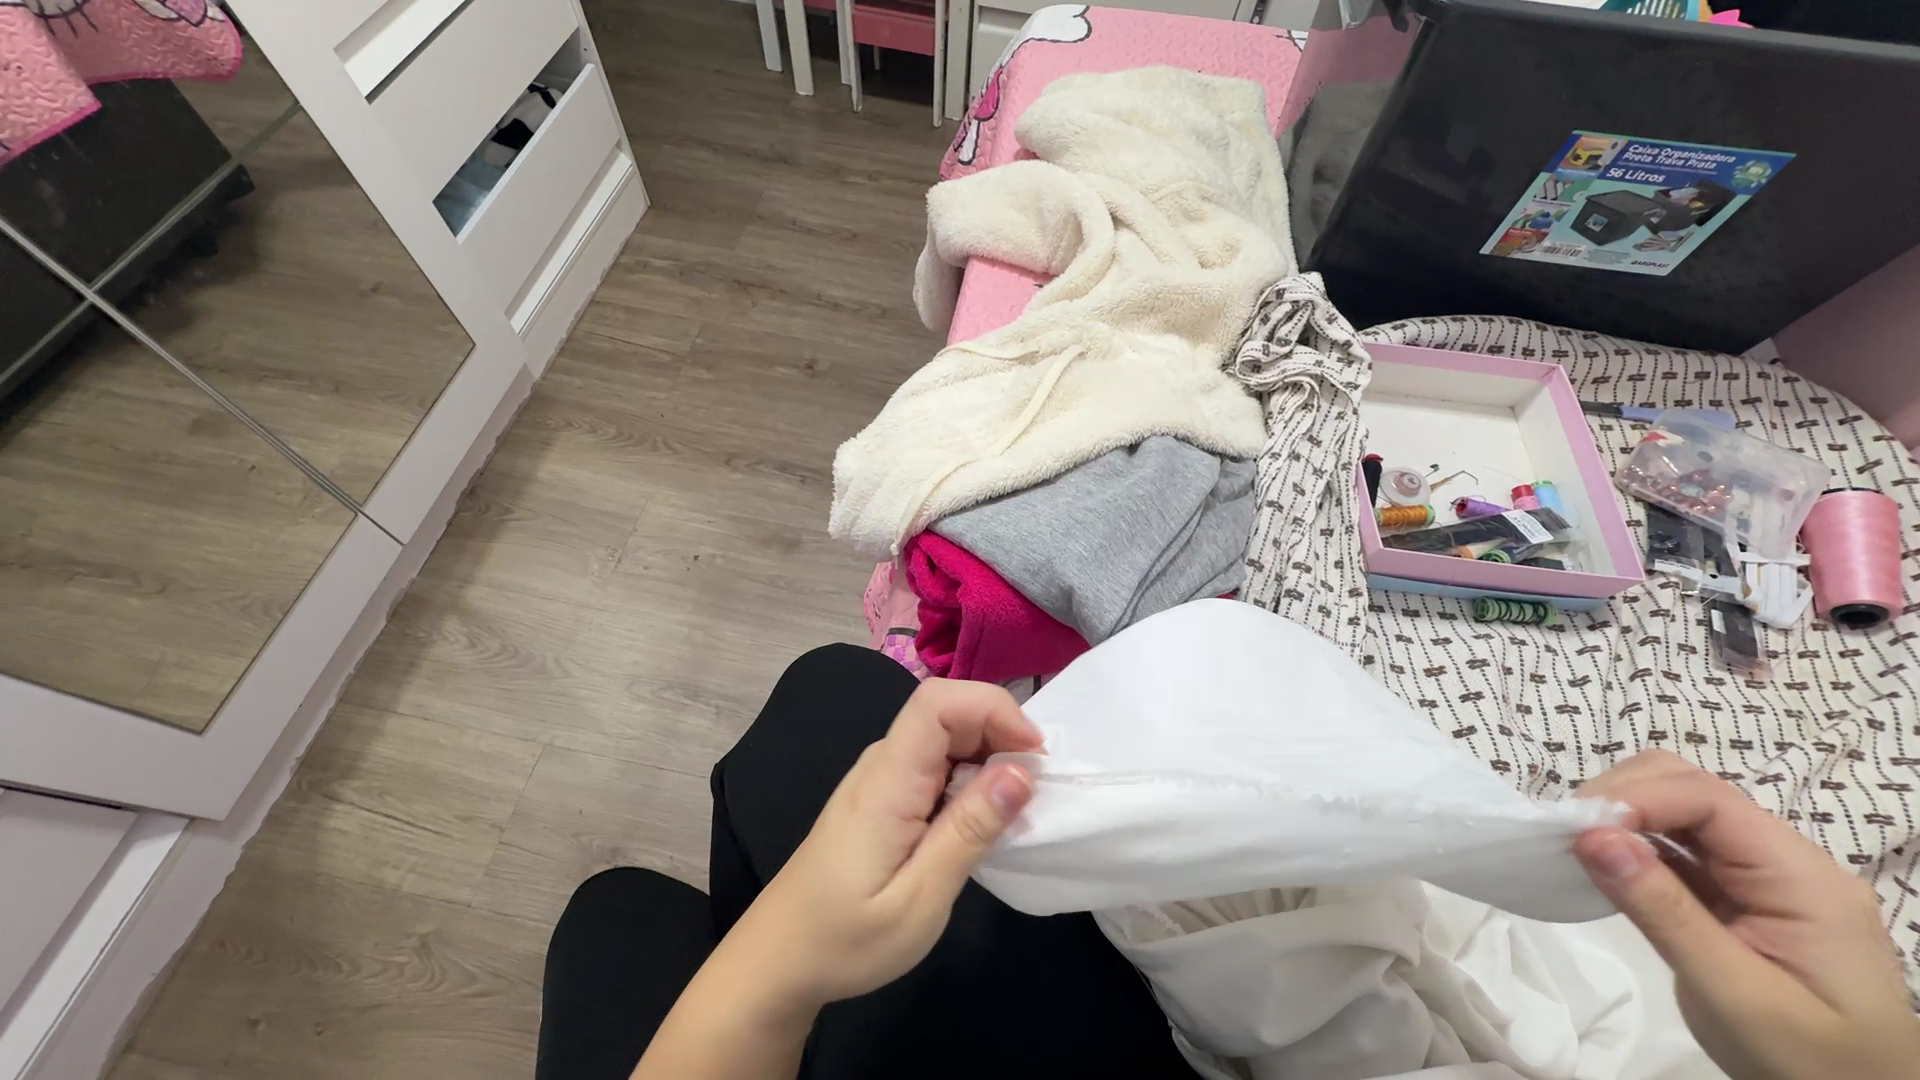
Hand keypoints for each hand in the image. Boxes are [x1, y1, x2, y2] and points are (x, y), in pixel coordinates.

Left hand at [728, 678, 1041, 1007]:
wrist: (780, 958)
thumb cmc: (846, 938)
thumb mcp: (920, 900)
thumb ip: (970, 832)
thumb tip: (1021, 773)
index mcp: (888, 781)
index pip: (938, 702)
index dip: (993, 709)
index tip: (1033, 755)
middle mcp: (882, 764)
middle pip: (946, 711)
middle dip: (1000, 731)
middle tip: (1034, 788)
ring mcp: (880, 776)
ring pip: (944, 734)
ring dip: (988, 754)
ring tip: (1013, 809)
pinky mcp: (884, 795)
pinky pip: (934, 761)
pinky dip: (970, 775)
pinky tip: (980, 818)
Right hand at [1573, 750, 1919, 1079]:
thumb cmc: (1811, 1060)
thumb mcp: (1736, 995)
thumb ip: (1664, 912)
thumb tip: (1590, 836)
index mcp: (1800, 876)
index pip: (1706, 797)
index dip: (1635, 798)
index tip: (1575, 830)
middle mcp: (1781, 859)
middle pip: (1686, 784)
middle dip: (1619, 796)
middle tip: (1568, 836)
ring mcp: (1756, 873)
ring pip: (1672, 804)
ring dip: (1618, 815)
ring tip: (1577, 850)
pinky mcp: (1730, 890)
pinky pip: (1670, 841)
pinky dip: (1625, 842)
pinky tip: (1602, 867)